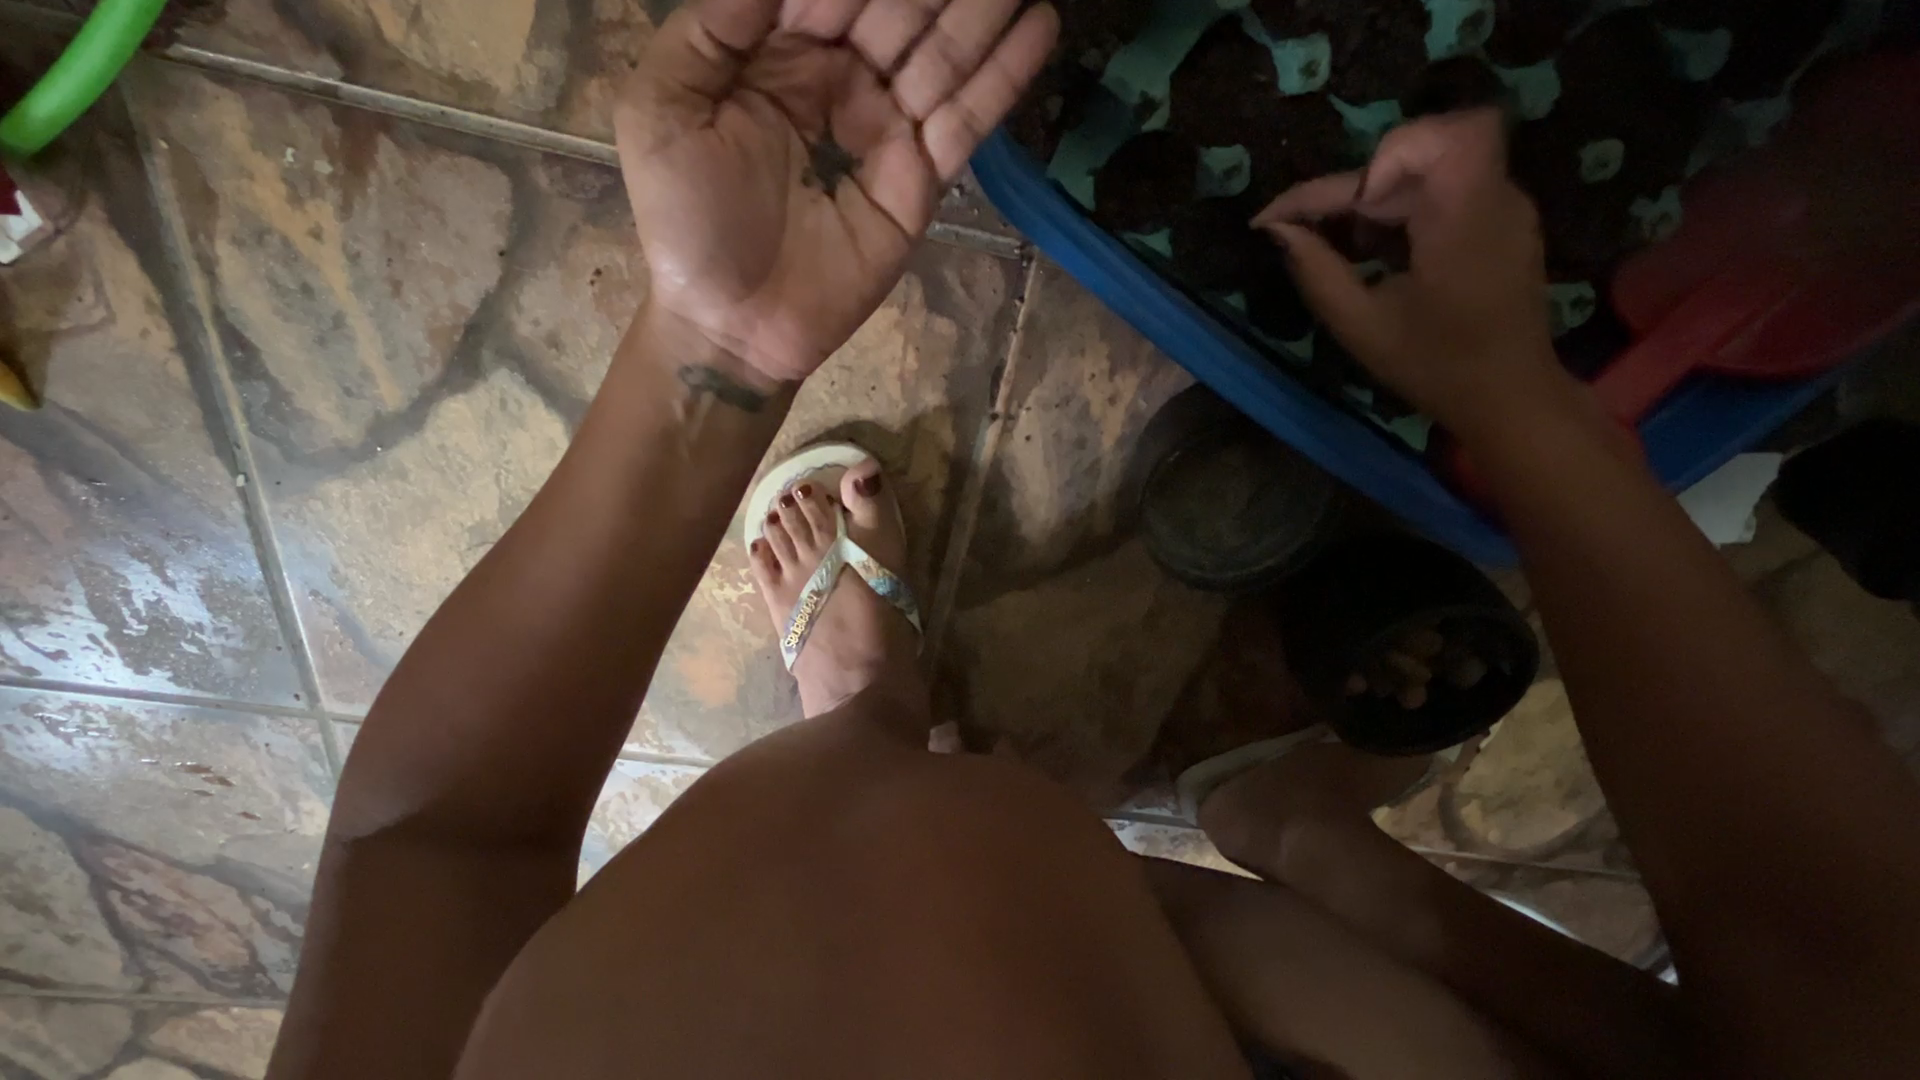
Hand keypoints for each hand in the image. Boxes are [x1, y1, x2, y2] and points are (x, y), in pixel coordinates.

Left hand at [614, 0, 1057, 384]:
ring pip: (940, 55)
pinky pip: (963, 121)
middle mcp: (837, 81)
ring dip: (980, 12)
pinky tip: (1040, 24)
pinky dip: (1002, 76)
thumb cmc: (686, 220)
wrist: (731, 322)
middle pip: (898, 9)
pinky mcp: (918, 182)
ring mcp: (884, 132)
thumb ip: (716, 24)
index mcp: (775, 54)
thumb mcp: (664, 108)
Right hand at [1253, 110, 1573, 437]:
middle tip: (1316, 229)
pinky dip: (1403, 209)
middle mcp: (1494, 197)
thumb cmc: (1434, 366)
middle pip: (1424, 151)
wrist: (1508, 395)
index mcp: (1466, 219)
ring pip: (1431, 168)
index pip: (1438, 138)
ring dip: (1379, 196)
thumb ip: (1316, 271)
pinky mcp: (1499, 222)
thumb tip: (1278, 229)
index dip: (1381, 157)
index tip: (1328, 209)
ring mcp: (1503, 208)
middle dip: (1362, 185)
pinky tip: (1376, 250)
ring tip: (1344, 243)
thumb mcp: (1361, 326)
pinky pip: (1445, 191)